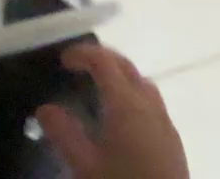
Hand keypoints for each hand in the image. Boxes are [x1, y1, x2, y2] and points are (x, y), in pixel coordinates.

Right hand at [36, 44, 189, 178]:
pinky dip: (134, 97)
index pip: (104, 61)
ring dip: (121, 77)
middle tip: (80, 66)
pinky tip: (123, 121)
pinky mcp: (174, 142)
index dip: (83, 53)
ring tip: (100, 90)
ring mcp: (166, 123)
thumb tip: (45, 109)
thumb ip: (64, 134)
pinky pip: (153, 104)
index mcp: (127, 104)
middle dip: (103, 59)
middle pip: (127, 67)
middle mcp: (150, 105)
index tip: (63, 60)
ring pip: (143, 84)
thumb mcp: (86, 167)